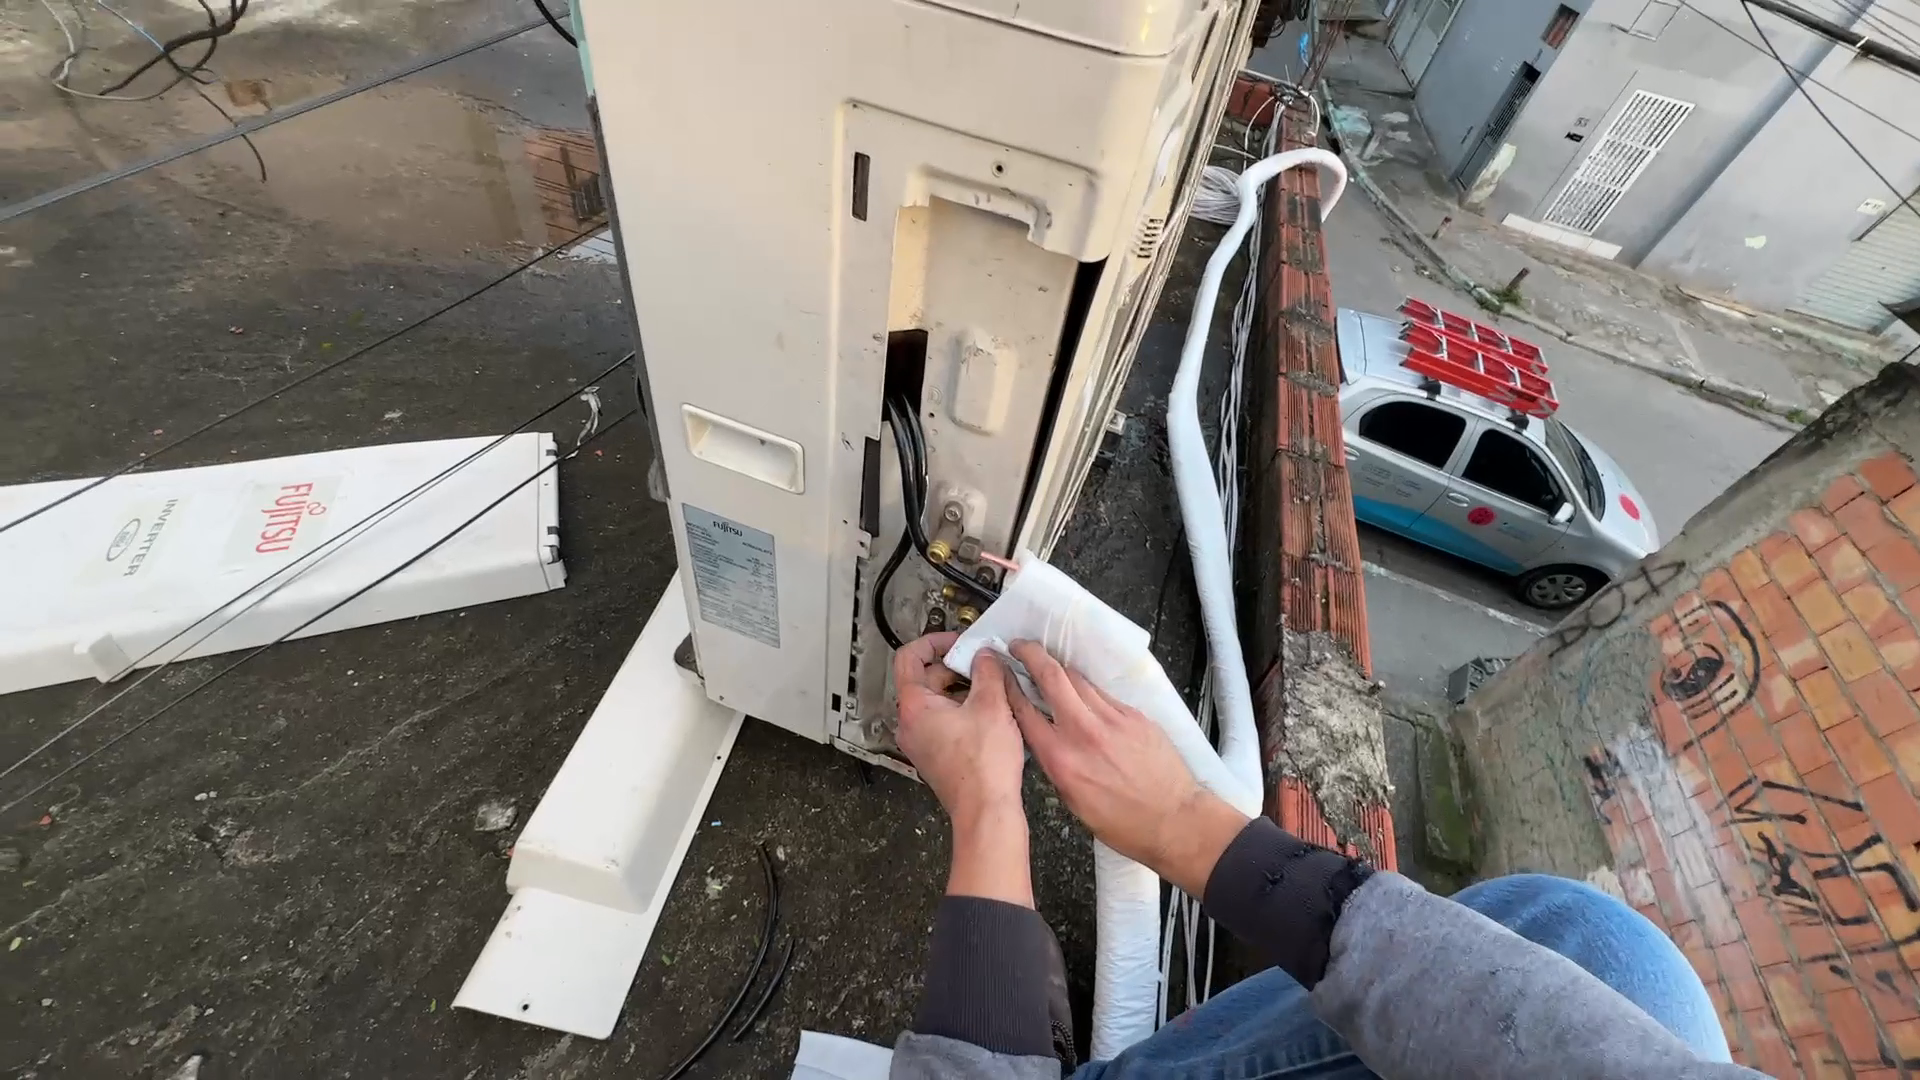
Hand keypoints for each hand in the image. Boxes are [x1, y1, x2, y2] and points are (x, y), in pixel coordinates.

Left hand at [894, 633, 1032, 904]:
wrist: (986, 811)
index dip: (934, 641)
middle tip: (983, 663)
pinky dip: (963, 709)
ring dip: (962, 688)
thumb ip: (987, 670)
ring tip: (993, 686)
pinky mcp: (935, 755)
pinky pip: (943, 721)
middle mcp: (910, 723)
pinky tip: (991, 711)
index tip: (958, 641)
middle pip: (925, 678)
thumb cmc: (984, 764)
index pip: (909, 657)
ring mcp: (920, 741)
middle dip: (955, 667)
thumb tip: (985, 655)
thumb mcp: (992, 704)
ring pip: (936, 701)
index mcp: (914, 705)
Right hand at [1006, 640, 1249, 895]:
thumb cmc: (1123, 823)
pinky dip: (1087, 688)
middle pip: (1051, 676)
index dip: (1008, 686)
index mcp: (1061, 758)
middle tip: (1018, 645)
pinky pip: (1102, 693)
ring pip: (1077, 679)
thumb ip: (1054, 764)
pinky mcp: (1134, 714)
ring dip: (1059, 668)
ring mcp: (1111, 718)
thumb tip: (1044, 739)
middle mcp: (1083, 731)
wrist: (1176, 821)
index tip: (1000, 672)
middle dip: (1030, 653)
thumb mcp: (1072, 801)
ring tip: (1047, 662)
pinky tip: (1083, 689)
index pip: (1024, 710)